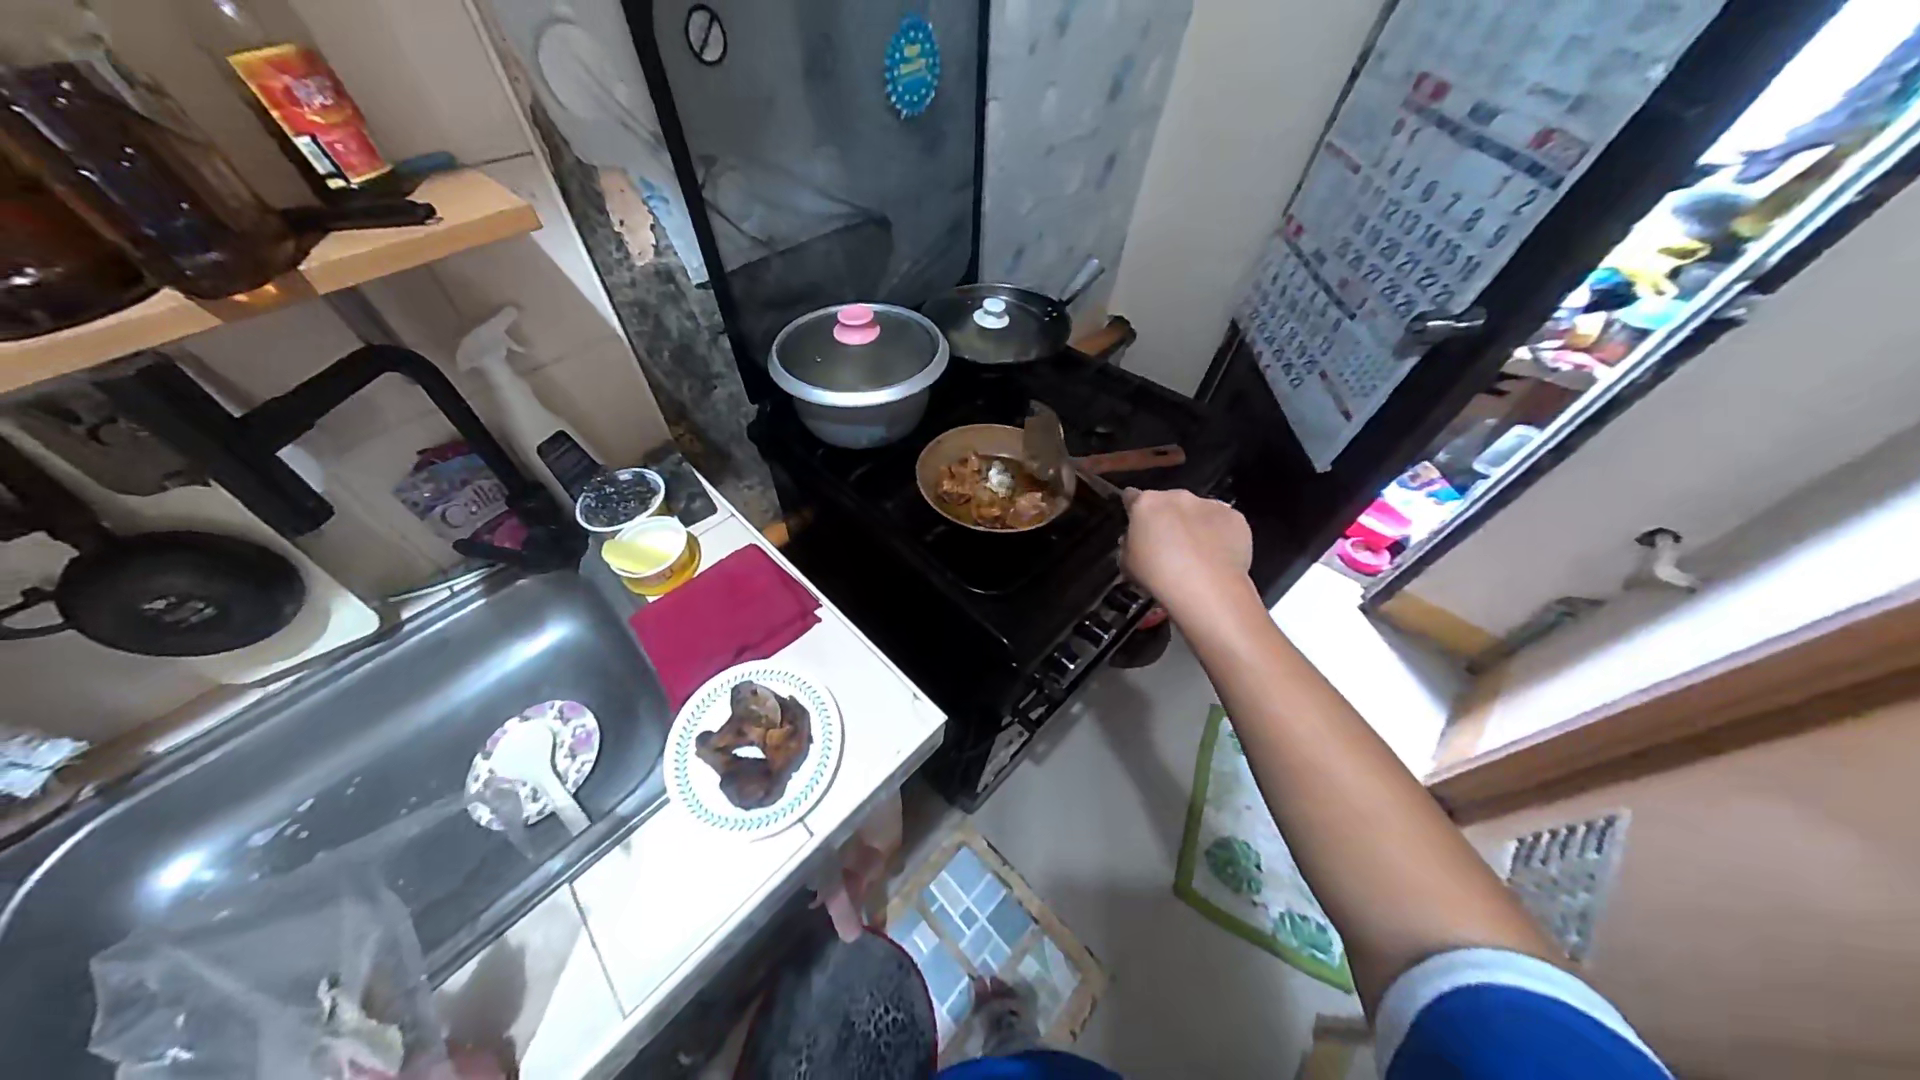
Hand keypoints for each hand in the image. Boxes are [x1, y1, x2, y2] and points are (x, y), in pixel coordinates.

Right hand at [1120, 488, 1255, 614]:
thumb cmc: (1158, 576)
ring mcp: (1209, 504)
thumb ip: (1128, 545)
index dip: (1133, 510)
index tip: (1136, 523)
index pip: (1132, 497)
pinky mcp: (1235, 517)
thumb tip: (1134, 541)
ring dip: (1194, 525)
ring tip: (1196, 554)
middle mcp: (1178, 496)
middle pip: (1168, 502)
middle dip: (1167, 518)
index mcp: (1146, 504)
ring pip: (1197, 511)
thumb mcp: (1127, 564)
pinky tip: (1216, 556)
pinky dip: (1219, 534)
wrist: (1207, 588)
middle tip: (1168, 546)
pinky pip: (1222, 523)